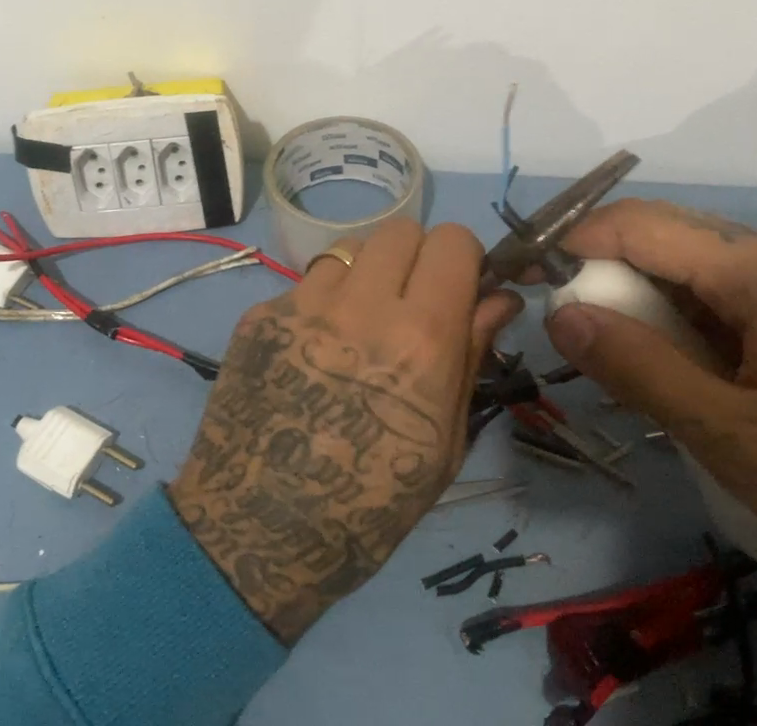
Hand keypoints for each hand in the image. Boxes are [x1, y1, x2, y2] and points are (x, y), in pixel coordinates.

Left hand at [167, 219, 522, 643]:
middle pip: (399, 229)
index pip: (452, 242)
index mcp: (420, 337)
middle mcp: (360, 304)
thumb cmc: (371, 503)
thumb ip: (470, 355)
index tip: (460, 289)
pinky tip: (311, 354)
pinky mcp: (258, 316)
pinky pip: (303, 286)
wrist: (260, 526)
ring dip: (366, 275)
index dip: (463, 260)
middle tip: (411, 304)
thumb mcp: (443, 442)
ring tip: (358, 327)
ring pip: (349, 250)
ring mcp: (301, 305)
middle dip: (415, 257)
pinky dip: (319, 305)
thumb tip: (498, 299)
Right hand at [543, 199, 756, 645]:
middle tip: (584, 330)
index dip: (578, 242)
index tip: (535, 279)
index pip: (642, 226)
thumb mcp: (730, 437)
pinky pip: (749, 289)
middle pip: (675, 236)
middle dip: (616, 270)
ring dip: (660, 296)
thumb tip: (558, 312)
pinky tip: (702, 365)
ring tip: (640, 358)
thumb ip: (637, 367)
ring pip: (711, 263)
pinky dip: (703, 313)